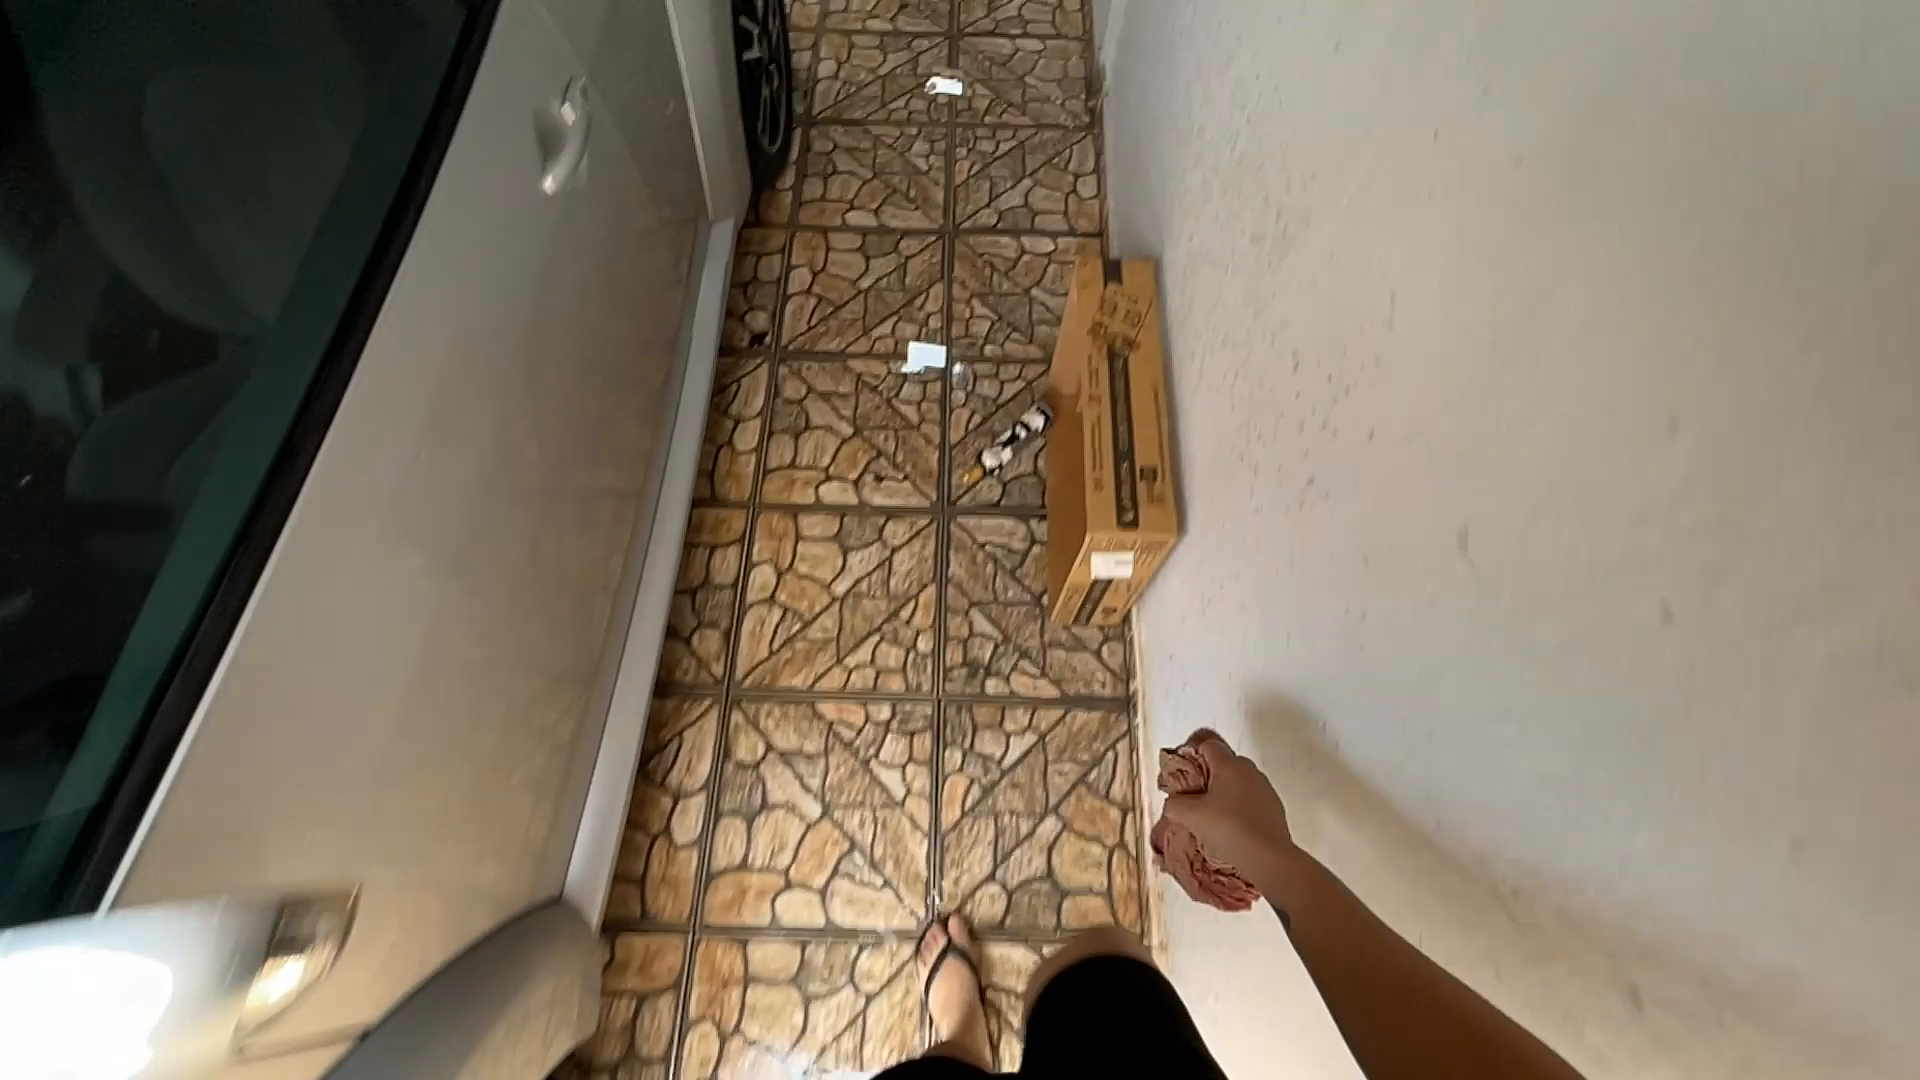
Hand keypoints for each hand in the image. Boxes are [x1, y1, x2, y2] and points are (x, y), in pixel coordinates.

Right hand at [1161, 738, 1295, 872]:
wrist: (1269, 859)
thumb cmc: (1228, 828)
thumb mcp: (1189, 816)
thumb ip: (1174, 804)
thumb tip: (1173, 803)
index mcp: (1229, 764)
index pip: (1207, 744)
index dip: (1192, 756)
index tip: (1184, 776)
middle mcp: (1249, 770)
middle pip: (1223, 763)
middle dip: (1207, 777)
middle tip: (1194, 798)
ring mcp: (1265, 788)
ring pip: (1238, 782)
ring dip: (1224, 793)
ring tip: (1213, 817)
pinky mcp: (1275, 808)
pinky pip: (1251, 800)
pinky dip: (1240, 808)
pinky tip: (1232, 828)